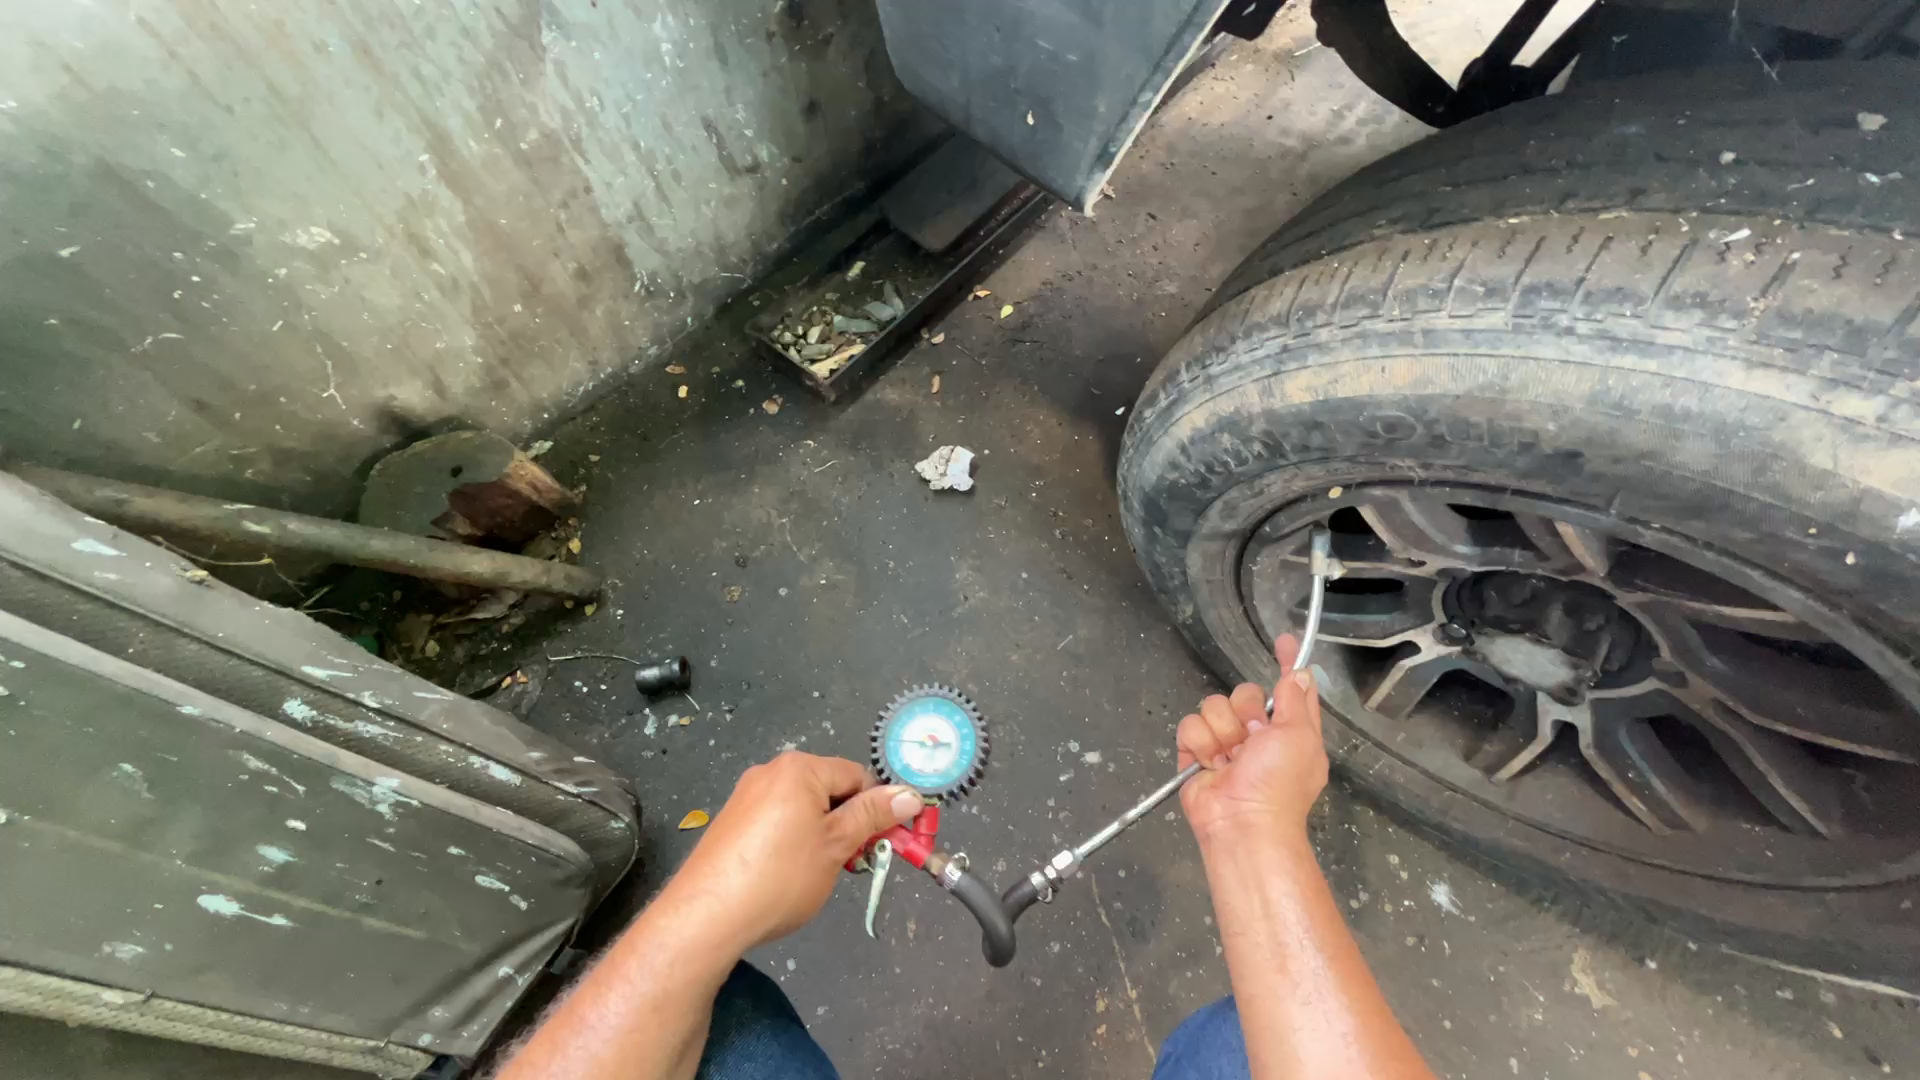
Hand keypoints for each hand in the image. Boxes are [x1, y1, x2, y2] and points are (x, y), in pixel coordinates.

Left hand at [658, 752, 922, 950]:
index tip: (881, 844)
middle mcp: (771, 771)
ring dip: (821, 832)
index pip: (856, 776)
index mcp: (800, 767)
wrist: (705, 917)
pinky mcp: (731, 821)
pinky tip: (785, 874)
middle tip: (850, 862)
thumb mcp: (836, 845)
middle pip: (828, 789)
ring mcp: (746, 795)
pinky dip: (792, 839)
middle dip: (846, 822)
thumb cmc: (780, 876)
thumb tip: (910, 795)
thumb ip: (872, 816)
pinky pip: (776, 819)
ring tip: (816, 873)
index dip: (875, 808)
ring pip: (802, 806)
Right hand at [1177, 634, 1328, 842]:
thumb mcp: (1299, 738)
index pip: (1289, 688)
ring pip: (1213, 706)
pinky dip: (1200, 744)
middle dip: (1246, 711)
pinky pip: (1190, 725)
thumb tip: (1301, 672)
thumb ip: (1296, 700)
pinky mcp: (1194, 751)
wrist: (1242, 822)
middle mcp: (1256, 734)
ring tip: (1230, 758)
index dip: (1288, 663)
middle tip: (1253, 737)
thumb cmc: (1279, 782)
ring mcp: (1224, 742)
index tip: (1284, 639)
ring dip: (1222, 732)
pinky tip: (1210, 764)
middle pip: (1244, 692)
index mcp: (1288, 731)